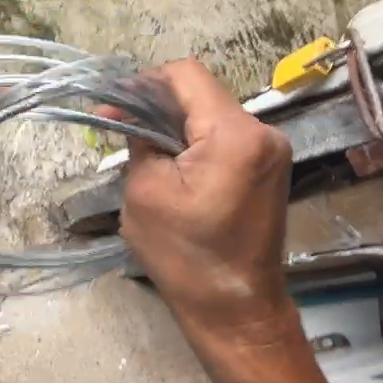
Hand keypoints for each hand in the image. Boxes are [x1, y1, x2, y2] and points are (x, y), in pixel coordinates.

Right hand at [118, 59, 300, 353]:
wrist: (234, 308)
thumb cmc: (185, 254)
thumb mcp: (145, 190)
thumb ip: (141, 141)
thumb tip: (132, 116)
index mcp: (235, 135)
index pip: (186, 75)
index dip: (143, 82)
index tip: (112, 106)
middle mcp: (263, 133)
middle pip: (199, 92)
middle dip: (153, 105)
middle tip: (114, 128)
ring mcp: (270, 151)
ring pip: (209, 114)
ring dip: (170, 124)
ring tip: (136, 149)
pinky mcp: (266, 168)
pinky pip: (222, 137)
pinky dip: (190, 141)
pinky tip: (166, 164)